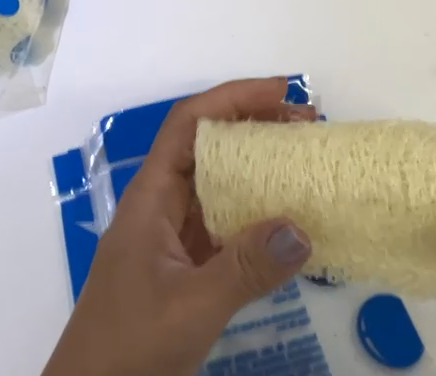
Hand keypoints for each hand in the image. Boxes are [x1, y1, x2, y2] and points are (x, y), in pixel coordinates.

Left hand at [42, 78, 316, 375]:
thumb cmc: (128, 342)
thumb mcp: (190, 306)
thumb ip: (244, 269)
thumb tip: (303, 228)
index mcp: (151, 196)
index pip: (189, 124)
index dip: (233, 98)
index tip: (282, 92)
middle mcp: (161, 205)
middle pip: (207, 147)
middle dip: (253, 126)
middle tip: (307, 125)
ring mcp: (171, 236)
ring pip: (217, 185)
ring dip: (257, 169)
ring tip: (305, 163)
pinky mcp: (183, 267)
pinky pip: (223, 225)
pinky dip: (255, 216)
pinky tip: (288, 224)